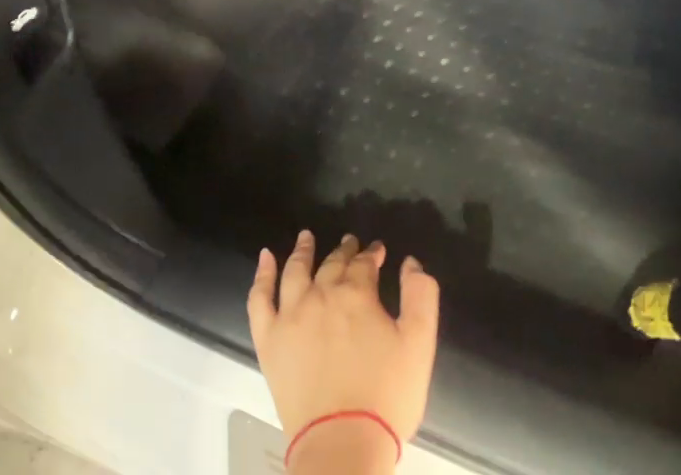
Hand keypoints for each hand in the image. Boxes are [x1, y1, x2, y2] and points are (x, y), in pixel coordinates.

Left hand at [248, 232, 440, 474]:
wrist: (342, 443)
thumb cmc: (387, 395)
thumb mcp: (420, 343)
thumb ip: (421, 295)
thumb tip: (410, 262)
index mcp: (357, 294)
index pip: (365, 263)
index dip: (373, 253)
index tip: (379, 250)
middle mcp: (320, 296)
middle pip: (332, 264)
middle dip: (344, 251)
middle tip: (351, 242)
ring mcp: (290, 317)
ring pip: (295, 272)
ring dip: (303, 251)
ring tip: (306, 237)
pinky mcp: (269, 341)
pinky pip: (260, 299)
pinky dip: (262, 275)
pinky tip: (265, 259)